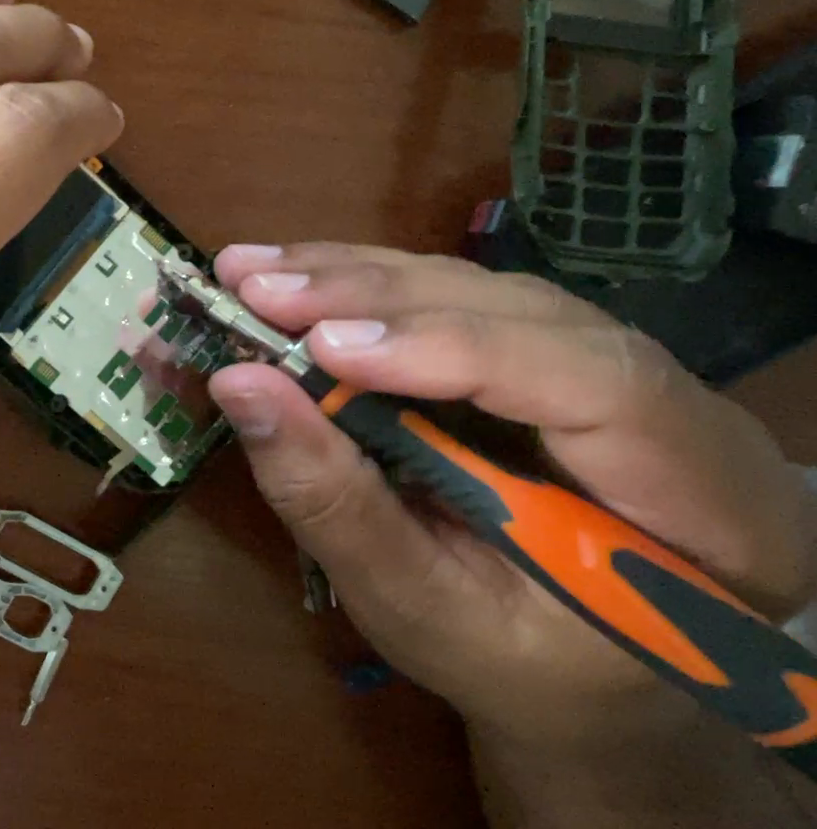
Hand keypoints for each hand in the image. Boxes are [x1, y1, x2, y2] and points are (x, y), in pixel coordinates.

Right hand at [204, 243, 816, 745]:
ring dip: (350, 275)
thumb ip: (335, 504)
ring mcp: (597, 362)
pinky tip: (285, 275)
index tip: (323, 348)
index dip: (455, 352)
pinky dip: (353, 281)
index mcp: (705, 503)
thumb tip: (238, 385)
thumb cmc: (510, 661)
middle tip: (251, 291)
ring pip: (476, 288)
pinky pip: (443, 294)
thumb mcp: (416, 604)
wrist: (569, 668)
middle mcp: (669, 405)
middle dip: (375, 297)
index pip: (598, 388)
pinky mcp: (530, 347)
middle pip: (524, 313)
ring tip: (244, 274)